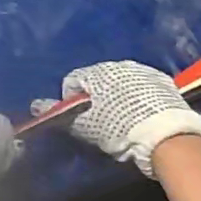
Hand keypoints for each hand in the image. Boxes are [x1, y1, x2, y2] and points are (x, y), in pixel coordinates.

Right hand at [40, 61, 200, 176]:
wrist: (166, 135)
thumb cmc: (115, 128)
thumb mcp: (80, 124)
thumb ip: (54, 111)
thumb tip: (35, 105)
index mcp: (95, 72)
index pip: (72, 82)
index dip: (71, 101)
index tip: (79, 118)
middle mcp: (118, 65)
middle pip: (98, 80)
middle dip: (96, 96)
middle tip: (99, 119)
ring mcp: (144, 71)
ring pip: (120, 82)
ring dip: (117, 95)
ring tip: (122, 117)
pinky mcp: (166, 82)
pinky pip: (142, 87)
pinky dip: (137, 97)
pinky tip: (141, 114)